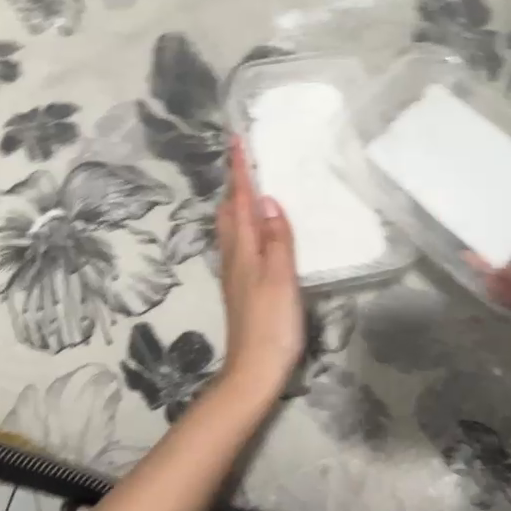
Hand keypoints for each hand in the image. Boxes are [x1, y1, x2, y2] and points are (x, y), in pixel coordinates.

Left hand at [214, 138, 303, 403]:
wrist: (253, 370)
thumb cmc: (271, 323)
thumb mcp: (281, 278)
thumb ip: (276, 238)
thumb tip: (265, 198)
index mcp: (242, 247)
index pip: (239, 199)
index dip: (239, 169)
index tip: (235, 139)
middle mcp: (232, 253)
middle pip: (229, 208)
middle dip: (234, 181)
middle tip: (244, 157)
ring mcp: (233, 270)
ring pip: (230, 225)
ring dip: (236, 201)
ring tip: (249, 185)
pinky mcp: (240, 285)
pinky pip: (237, 240)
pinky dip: (242, 222)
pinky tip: (254, 229)